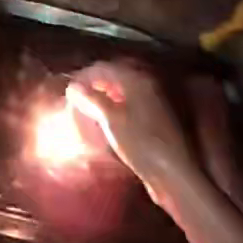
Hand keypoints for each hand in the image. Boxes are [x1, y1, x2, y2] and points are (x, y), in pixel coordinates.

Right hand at [67, 61, 201, 193]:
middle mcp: (146, 85)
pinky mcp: (155, 119)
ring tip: (87, 110)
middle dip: (93, 86)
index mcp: (135, 79)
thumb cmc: (140, 141)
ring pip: (121, 92)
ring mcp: (153, 102)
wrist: (174, 175)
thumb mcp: (110, 118)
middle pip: (113, 77)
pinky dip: (115, 108)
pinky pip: (129, 105)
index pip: (103, 68)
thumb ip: (90, 99)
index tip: (68, 90)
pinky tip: (105, 120)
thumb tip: (72, 87)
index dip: (83, 77)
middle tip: (76, 99)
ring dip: (103, 97)